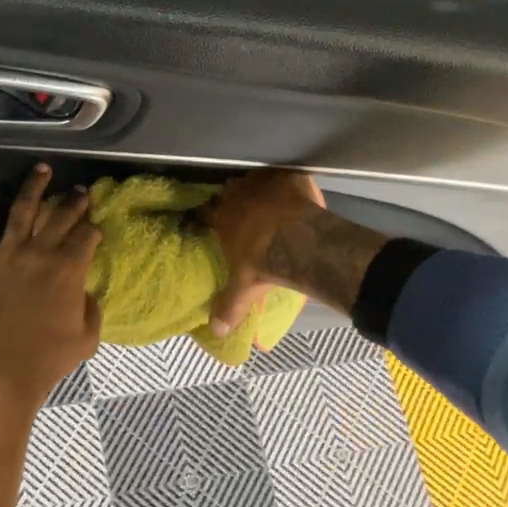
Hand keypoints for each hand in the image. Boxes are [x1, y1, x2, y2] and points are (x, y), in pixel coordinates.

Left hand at [0, 164, 103, 406]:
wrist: (3, 370)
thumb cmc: (49, 358)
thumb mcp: (88, 337)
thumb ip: (91, 308)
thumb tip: (84, 290)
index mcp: (68, 270)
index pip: (86, 236)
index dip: (94, 229)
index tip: (95, 227)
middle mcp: (40, 252)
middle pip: (60, 216)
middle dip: (74, 200)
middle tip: (80, 190)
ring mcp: (8, 253)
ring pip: (23, 208)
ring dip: (35, 186)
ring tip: (42, 168)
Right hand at [205, 168, 387, 332]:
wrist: (302, 243)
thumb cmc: (266, 264)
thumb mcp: (244, 289)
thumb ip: (228, 307)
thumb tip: (215, 331)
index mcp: (222, 218)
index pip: (205, 211)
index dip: (207, 214)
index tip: (209, 219)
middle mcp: (236, 194)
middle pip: (228, 191)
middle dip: (233, 199)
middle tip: (243, 213)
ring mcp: (262, 182)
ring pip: (253, 180)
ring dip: (258, 189)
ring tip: (268, 201)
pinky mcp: (287, 176)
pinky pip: (283, 175)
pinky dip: (287, 182)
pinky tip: (294, 192)